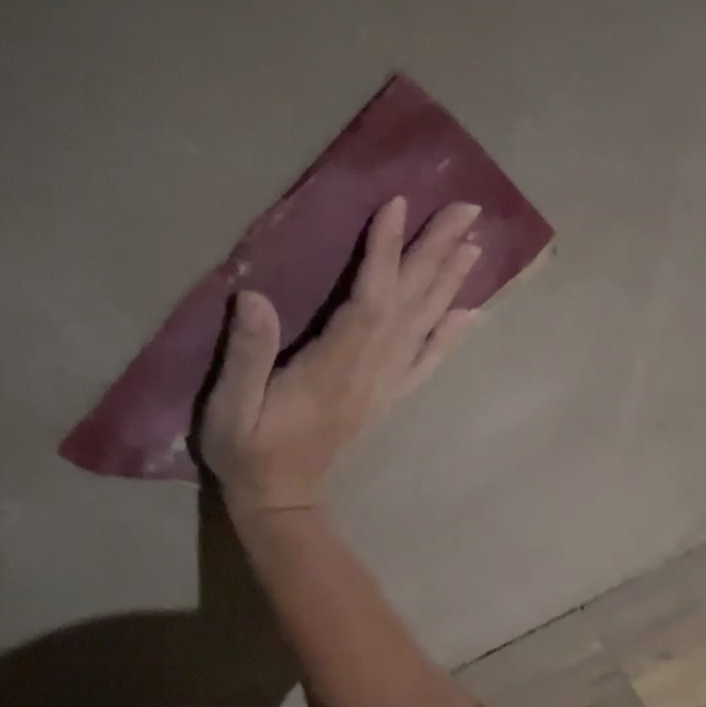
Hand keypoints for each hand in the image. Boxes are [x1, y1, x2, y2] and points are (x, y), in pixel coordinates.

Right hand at [200, 196, 483, 514]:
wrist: (282, 500)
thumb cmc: (248, 453)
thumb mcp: (230, 408)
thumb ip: (247, 355)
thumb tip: (255, 297)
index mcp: (332, 368)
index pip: (368, 301)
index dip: (384, 254)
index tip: (399, 206)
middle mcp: (370, 372)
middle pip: (409, 305)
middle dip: (436, 254)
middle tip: (467, 210)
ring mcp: (384, 386)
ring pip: (424, 327)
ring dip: (450, 284)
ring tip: (475, 245)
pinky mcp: (387, 397)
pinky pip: (427, 363)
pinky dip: (452, 337)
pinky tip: (472, 314)